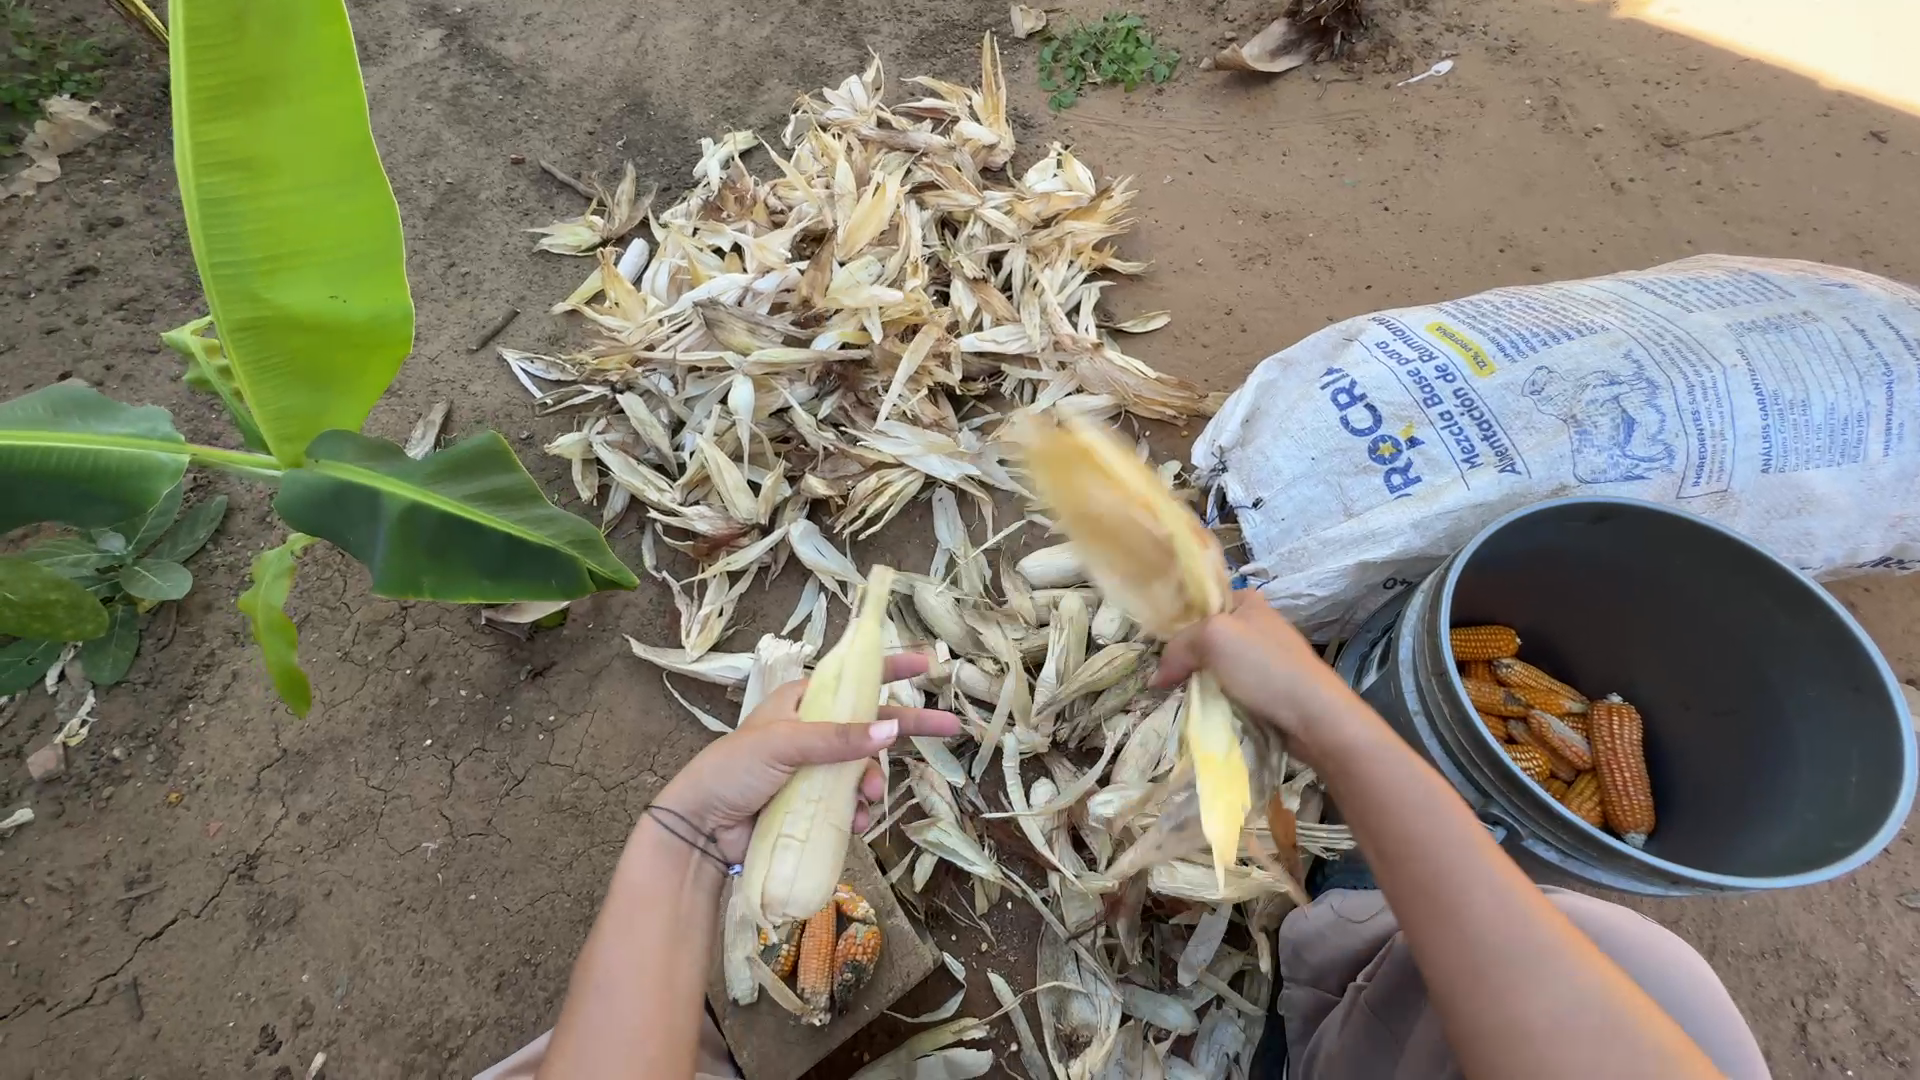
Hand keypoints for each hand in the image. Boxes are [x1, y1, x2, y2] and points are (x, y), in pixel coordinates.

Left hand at [656, 652, 960, 862]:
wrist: (701, 828)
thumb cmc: (734, 769)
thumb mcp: (784, 744)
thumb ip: (838, 738)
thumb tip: (891, 728)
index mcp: (804, 701)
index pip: (855, 678)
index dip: (892, 668)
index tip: (927, 662)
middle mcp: (815, 730)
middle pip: (872, 724)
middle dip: (903, 732)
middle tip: (948, 729)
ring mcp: (816, 768)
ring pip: (866, 767)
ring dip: (874, 781)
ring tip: (867, 798)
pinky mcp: (815, 802)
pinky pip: (852, 801)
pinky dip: (860, 811)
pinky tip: (855, 821)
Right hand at [1152, 589, 1366, 752]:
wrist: (1314, 716)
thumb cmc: (1264, 666)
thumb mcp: (1212, 638)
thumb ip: (1178, 647)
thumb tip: (1157, 678)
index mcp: (1246, 600)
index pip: (1198, 603)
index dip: (1175, 623)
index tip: (1156, 646)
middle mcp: (1255, 624)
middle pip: (1204, 636)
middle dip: (1185, 656)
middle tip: (1166, 675)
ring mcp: (1263, 657)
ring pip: (1214, 665)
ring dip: (1198, 680)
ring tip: (1180, 694)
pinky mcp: (1268, 687)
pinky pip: (1229, 687)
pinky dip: (1215, 696)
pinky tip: (1204, 707)